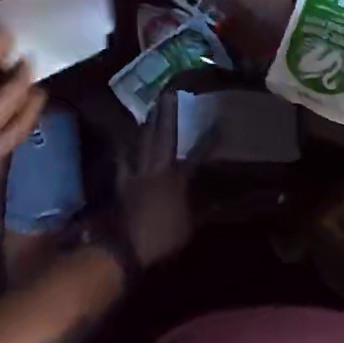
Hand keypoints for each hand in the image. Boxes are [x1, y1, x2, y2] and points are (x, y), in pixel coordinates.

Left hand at [116, 90, 203, 267]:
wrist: (125, 249)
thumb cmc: (162, 237)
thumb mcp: (189, 226)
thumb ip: (204, 210)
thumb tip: (222, 200)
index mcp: (177, 179)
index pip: (197, 155)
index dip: (208, 139)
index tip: (218, 122)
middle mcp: (158, 169)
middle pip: (165, 137)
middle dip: (168, 115)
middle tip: (169, 93)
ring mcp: (138, 173)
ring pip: (143, 144)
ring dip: (147, 126)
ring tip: (151, 109)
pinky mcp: (122, 182)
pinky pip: (122, 162)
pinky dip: (122, 151)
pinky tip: (122, 142)